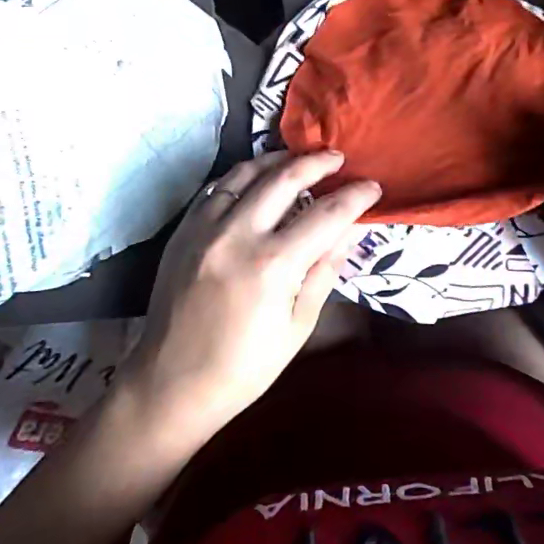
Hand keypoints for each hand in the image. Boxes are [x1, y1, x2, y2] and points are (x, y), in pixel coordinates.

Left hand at [124, 151, 380, 435]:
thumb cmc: (244, 368)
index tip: (373, 188)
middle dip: (318, 163)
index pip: (327, 215)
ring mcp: (204, 229)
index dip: (356, 196)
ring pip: (246, 173)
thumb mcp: (298, 326)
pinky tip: (256, 179)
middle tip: (338, 159)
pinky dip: (242, 176)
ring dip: (278, 160)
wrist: (170, 385)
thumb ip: (324, 271)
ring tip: (299, 159)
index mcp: (273, 265)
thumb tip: (350, 230)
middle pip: (285, 178)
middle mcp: (238, 235)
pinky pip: (216, 188)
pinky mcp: (182, 232)